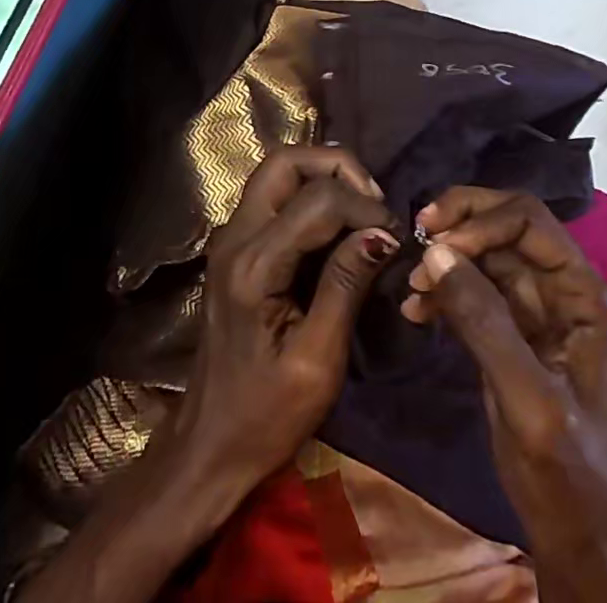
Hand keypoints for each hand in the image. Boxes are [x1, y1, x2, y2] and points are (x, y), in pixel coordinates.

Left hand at [166, 146, 398, 490]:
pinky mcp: (236, 248)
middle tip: (376, 204)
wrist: (210, 444)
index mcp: (254, 266)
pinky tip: (341, 227)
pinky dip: (312, 195)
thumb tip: (384, 231)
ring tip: (364, 212)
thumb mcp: (318, 359)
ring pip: (278, 173)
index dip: (365, 208)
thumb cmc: (266, 414)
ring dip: (325, 177)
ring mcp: (230, 239)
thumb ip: (347, 284)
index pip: (318, 199)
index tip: (395, 241)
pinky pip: (275, 197)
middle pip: (285, 162)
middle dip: (339, 168)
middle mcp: (234, 237)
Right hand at [405, 189, 606, 602]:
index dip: (481, 222)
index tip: (435, 245)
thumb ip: (484, 321)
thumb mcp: (527, 399)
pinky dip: (445, 293)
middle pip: (511, 229)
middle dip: (463, 223)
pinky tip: (416, 309)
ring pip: (489, 259)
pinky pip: (476, 294)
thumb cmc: (567, 472)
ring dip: (449, 259)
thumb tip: (436, 252)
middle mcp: (565, 294)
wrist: (579, 536)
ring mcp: (538, 314)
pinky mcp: (513, 336)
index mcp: (586, 298)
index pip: (532, 225)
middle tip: (417, 230)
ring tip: (411, 283)